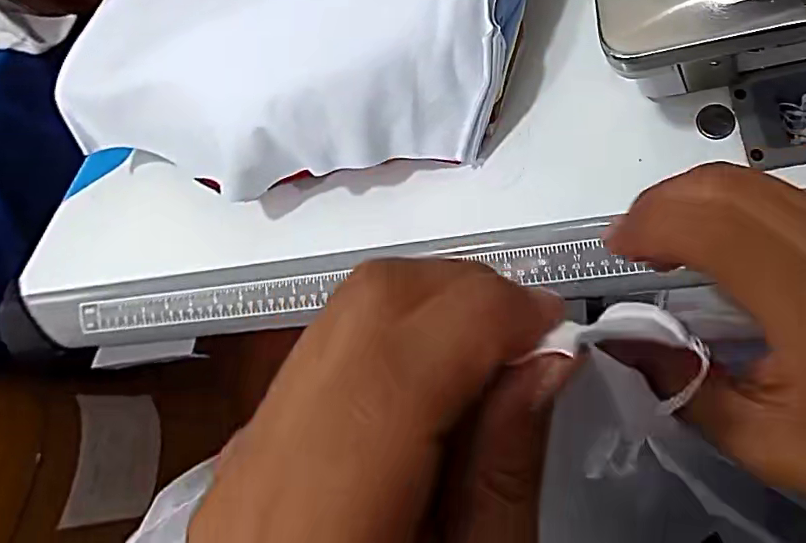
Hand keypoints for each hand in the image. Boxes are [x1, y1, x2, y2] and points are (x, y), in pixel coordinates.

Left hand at [190, 259, 572, 542]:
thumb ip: (505, 472)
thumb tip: (545, 361)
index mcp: (319, 512)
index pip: (409, 349)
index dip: (497, 314)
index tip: (555, 331)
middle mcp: (264, 461)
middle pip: (375, 300)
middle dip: (471, 293)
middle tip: (528, 341)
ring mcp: (250, 445)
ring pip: (355, 307)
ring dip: (440, 307)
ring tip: (491, 359)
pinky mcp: (256, 443)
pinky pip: (339, 342)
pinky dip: (405, 334)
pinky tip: (441, 386)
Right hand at [606, 164, 805, 542]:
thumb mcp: (766, 446)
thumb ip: (686, 388)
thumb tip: (621, 337)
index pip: (719, 233)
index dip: (656, 226)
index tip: (615, 248)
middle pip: (724, 190)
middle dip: (660, 203)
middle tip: (625, 241)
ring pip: (739, 178)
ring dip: (683, 195)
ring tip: (650, 234)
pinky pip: (759, 186)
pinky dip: (712, 196)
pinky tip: (694, 228)